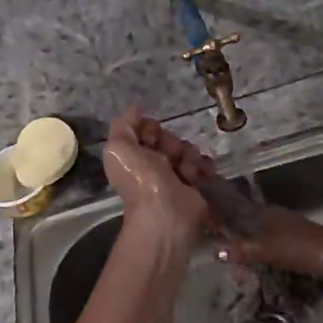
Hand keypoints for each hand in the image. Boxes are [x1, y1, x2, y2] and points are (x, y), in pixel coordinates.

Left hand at [103, 110, 212, 241]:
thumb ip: (123, 126)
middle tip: (170, 158)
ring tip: (186, 172)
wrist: (166, 213)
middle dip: (172, 143)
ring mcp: (176, 175)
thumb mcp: (119, 148)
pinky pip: (204, 164)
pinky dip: (203, 168)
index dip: (151, 129)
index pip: (148, 129)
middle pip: (170, 139)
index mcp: (134, 155)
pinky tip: (198, 176)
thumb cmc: (140, 179)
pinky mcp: (195, 184)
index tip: (152, 137)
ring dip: (189, 157)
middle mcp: (154, 164)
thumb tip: (134, 108)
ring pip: (188, 150)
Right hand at [216, 207, 322, 275]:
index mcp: (264, 212)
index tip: (209, 220)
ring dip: (247, 237)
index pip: (237, 209)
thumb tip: (215, 252)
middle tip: (219, 240)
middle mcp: (274, 214)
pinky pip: (269, 236)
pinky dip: (259, 243)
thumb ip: (241, 251)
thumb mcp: (266, 251)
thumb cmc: (297, 249)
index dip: (223, 214)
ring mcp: (287, 224)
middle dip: (233, 228)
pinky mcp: (296, 236)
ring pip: (259, 228)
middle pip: (247, 219)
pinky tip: (257, 254)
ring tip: (235, 249)